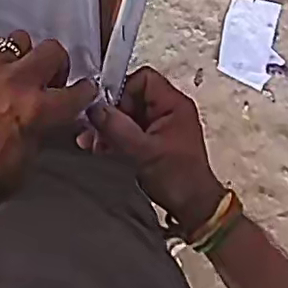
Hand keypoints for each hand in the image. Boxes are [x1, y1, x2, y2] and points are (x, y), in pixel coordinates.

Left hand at [0, 31, 98, 217]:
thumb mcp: (24, 164)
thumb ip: (41, 134)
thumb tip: (45, 124)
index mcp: (38, 111)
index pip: (77, 91)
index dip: (83, 92)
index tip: (81, 92)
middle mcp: (17, 83)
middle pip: (53, 51)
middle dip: (57, 64)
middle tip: (50, 78)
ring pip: (20, 40)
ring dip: (23, 55)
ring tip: (17, 70)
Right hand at [79, 66, 222, 229]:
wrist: (193, 208)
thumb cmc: (180, 180)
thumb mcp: (143, 151)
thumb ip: (117, 127)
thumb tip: (95, 108)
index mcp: (174, 105)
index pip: (143, 79)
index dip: (122, 91)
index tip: (108, 109)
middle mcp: (167, 110)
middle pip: (130, 96)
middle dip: (111, 113)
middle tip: (96, 129)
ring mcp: (159, 125)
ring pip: (126, 113)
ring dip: (108, 127)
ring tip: (95, 142)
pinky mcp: (152, 139)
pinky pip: (127, 128)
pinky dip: (113, 137)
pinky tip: (101, 148)